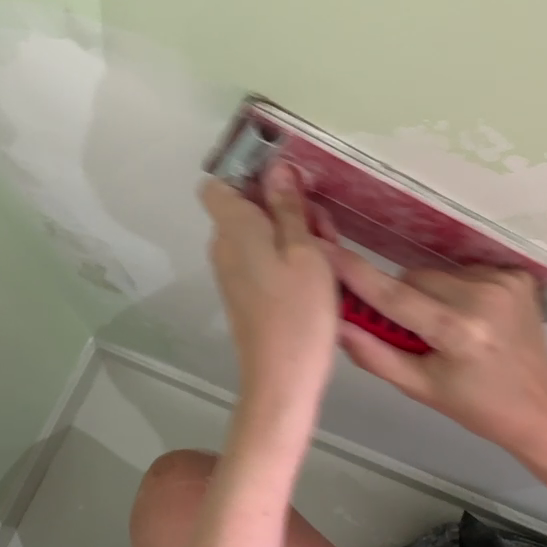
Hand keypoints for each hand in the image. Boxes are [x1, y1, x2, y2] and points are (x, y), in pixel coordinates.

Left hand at [199, 163, 339, 407]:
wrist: (281, 378)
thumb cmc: (298, 310)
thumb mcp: (305, 250)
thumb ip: (288, 206)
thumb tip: (276, 168)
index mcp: (234, 227)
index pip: (218, 183)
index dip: (248, 174)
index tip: (287, 182)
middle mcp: (224, 244)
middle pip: (247, 205)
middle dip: (285, 205)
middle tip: (324, 226)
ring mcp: (231, 270)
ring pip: (259, 231)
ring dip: (293, 231)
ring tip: (329, 252)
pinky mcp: (243, 291)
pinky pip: (261, 256)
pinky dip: (287, 254)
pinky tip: (318, 273)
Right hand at [323, 248, 546, 454]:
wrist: (542, 406)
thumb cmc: (476, 405)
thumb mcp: (420, 388)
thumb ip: (374, 354)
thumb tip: (335, 323)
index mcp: (457, 331)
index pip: (393, 296)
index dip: (356, 274)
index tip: (325, 251)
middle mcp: (482, 298)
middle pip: (412, 278)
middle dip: (403, 299)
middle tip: (418, 331)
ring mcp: (503, 282)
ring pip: (436, 273)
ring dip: (431, 293)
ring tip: (451, 327)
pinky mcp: (516, 275)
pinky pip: (463, 271)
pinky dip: (459, 289)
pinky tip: (474, 316)